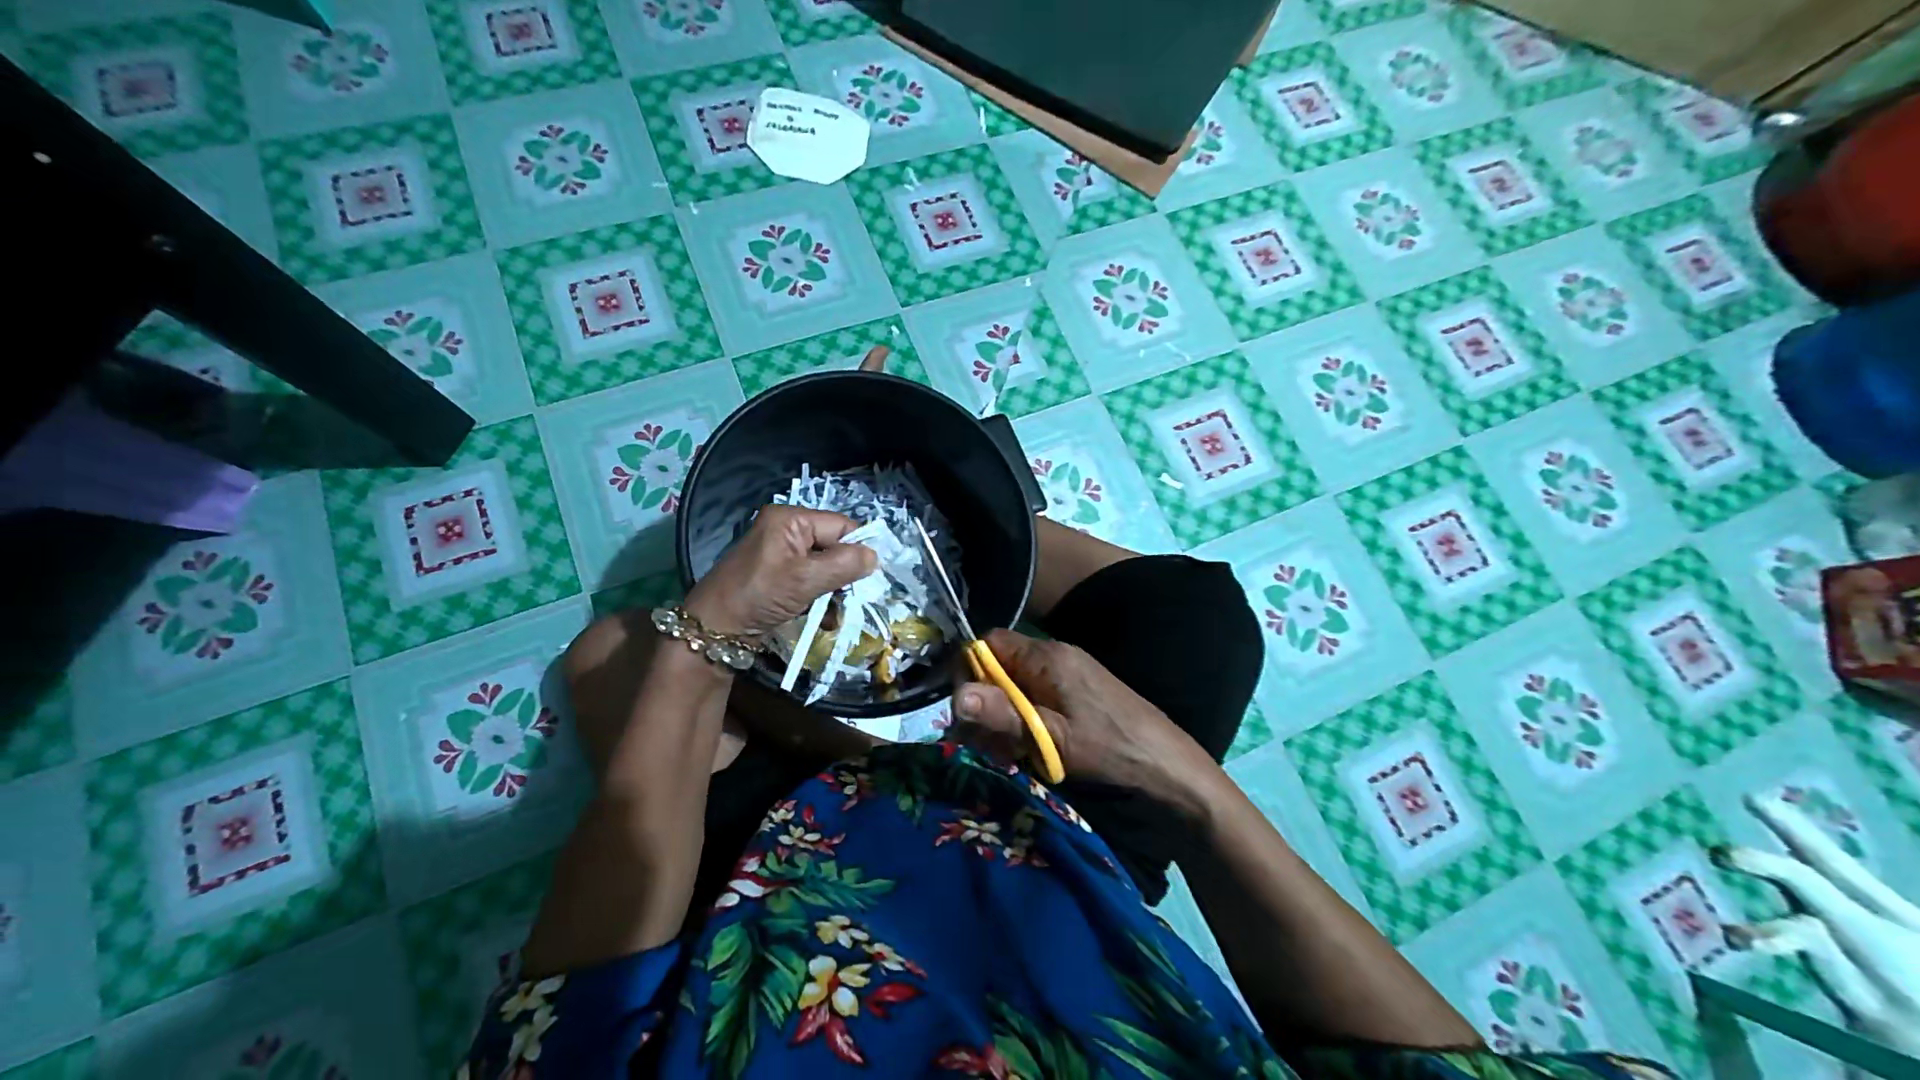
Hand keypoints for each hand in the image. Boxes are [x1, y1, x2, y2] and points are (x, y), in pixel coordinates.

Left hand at [684, 505, 876, 637]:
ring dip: (834, 588)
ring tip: (835, 611)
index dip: (857, 549)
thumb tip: (875, 556)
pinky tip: (824, 615)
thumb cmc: (758, 595)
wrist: (714, 628)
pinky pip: (811, 577)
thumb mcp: (805, 579)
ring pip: (825, 564)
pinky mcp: (779, 573)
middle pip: (834, 544)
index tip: (866, 578)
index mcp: (790, 518)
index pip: (841, 525)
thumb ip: (844, 565)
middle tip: (848, 597)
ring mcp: (781, 551)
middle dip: (845, 573)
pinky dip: (820, 595)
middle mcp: (786, 528)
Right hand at [951, 629, 1213, 802]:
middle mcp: (1054, 655)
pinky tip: (1029, 751)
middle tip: (987, 745)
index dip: (969, 672)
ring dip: (1003, 719)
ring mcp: (1067, 673)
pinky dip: (1024, 722)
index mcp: (1047, 657)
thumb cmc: (1109, 748)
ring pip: (1014, 686)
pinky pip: (1035, 697)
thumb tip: (956, 697)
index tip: (966, 712)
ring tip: (1008, 755)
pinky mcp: (1077, 692)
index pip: (988, 643)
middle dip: (985, 704)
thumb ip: (1004, 715)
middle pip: (998, 667)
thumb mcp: (1051, 738)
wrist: (1167, 765)